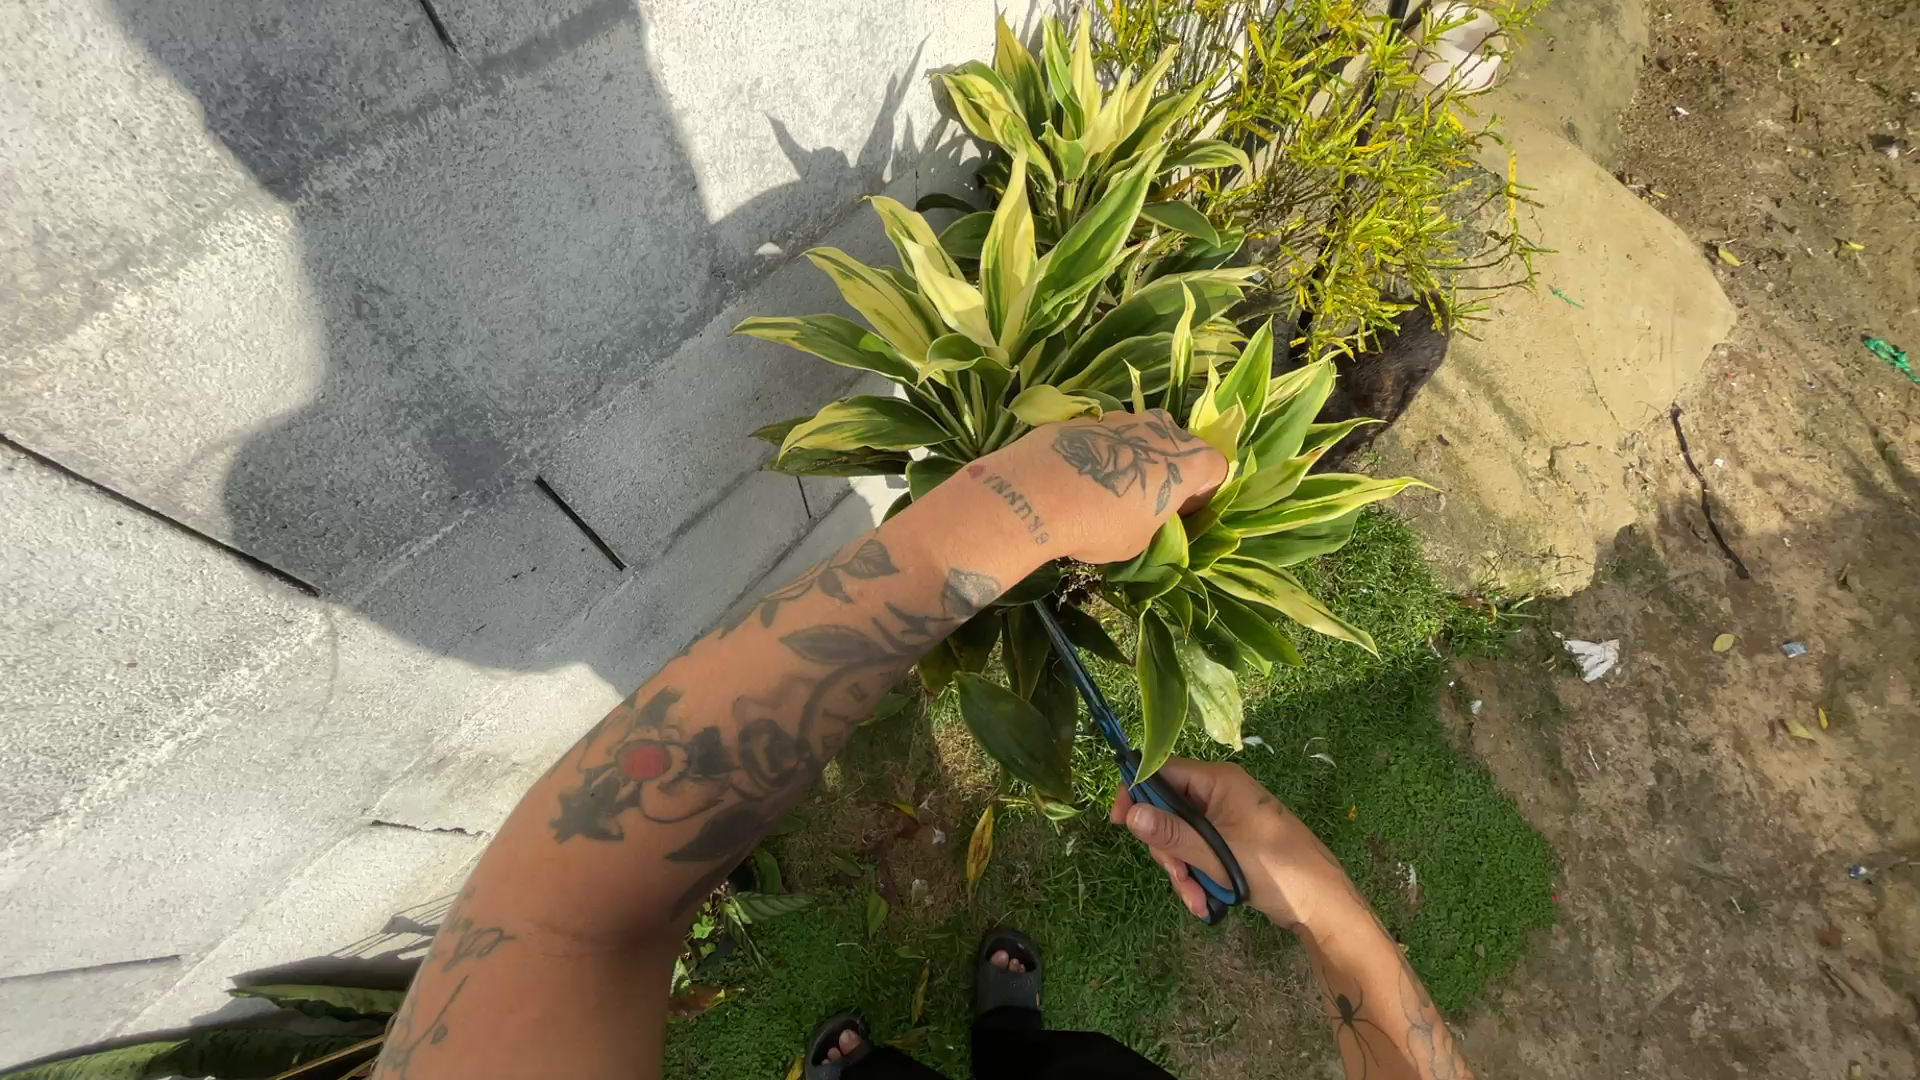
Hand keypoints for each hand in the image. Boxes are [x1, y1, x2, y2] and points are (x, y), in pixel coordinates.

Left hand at [975, 411, 1227, 564]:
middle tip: (1144, 503)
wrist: (1036, 495)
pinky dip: (1095, 457)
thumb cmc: (1101, 525)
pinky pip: (1100, 440)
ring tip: (1103, 494)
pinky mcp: (1080, 420)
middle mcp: (1158, 429)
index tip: (1182, 513)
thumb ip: (1152, 521)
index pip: (1216, 468)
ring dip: (1130, 461)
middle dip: (1166, 470)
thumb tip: (1141, 515)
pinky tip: (1073, 484)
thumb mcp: (1139, 540)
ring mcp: (1117, 419)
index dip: (1202, 493)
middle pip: (1176, 445)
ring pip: (1136, 439)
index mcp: (1188, 460)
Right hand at [1110, 758, 1360, 929]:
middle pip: (1169, 808)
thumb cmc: (1277, 870)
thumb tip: (1129, 813)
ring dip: (1182, 868)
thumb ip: (1172, 834)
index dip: (1137, 791)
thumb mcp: (1218, 853)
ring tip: (1197, 900)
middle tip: (1176, 876)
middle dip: (1167, 847)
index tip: (1121, 822)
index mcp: (1219, 780)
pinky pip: (1200, 850)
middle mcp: (1220, 792)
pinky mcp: (1232, 841)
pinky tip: (1205, 902)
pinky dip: (1197, 874)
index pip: (1162, 770)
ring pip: (1182, 835)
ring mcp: (1227, 817)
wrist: (1328, 908)